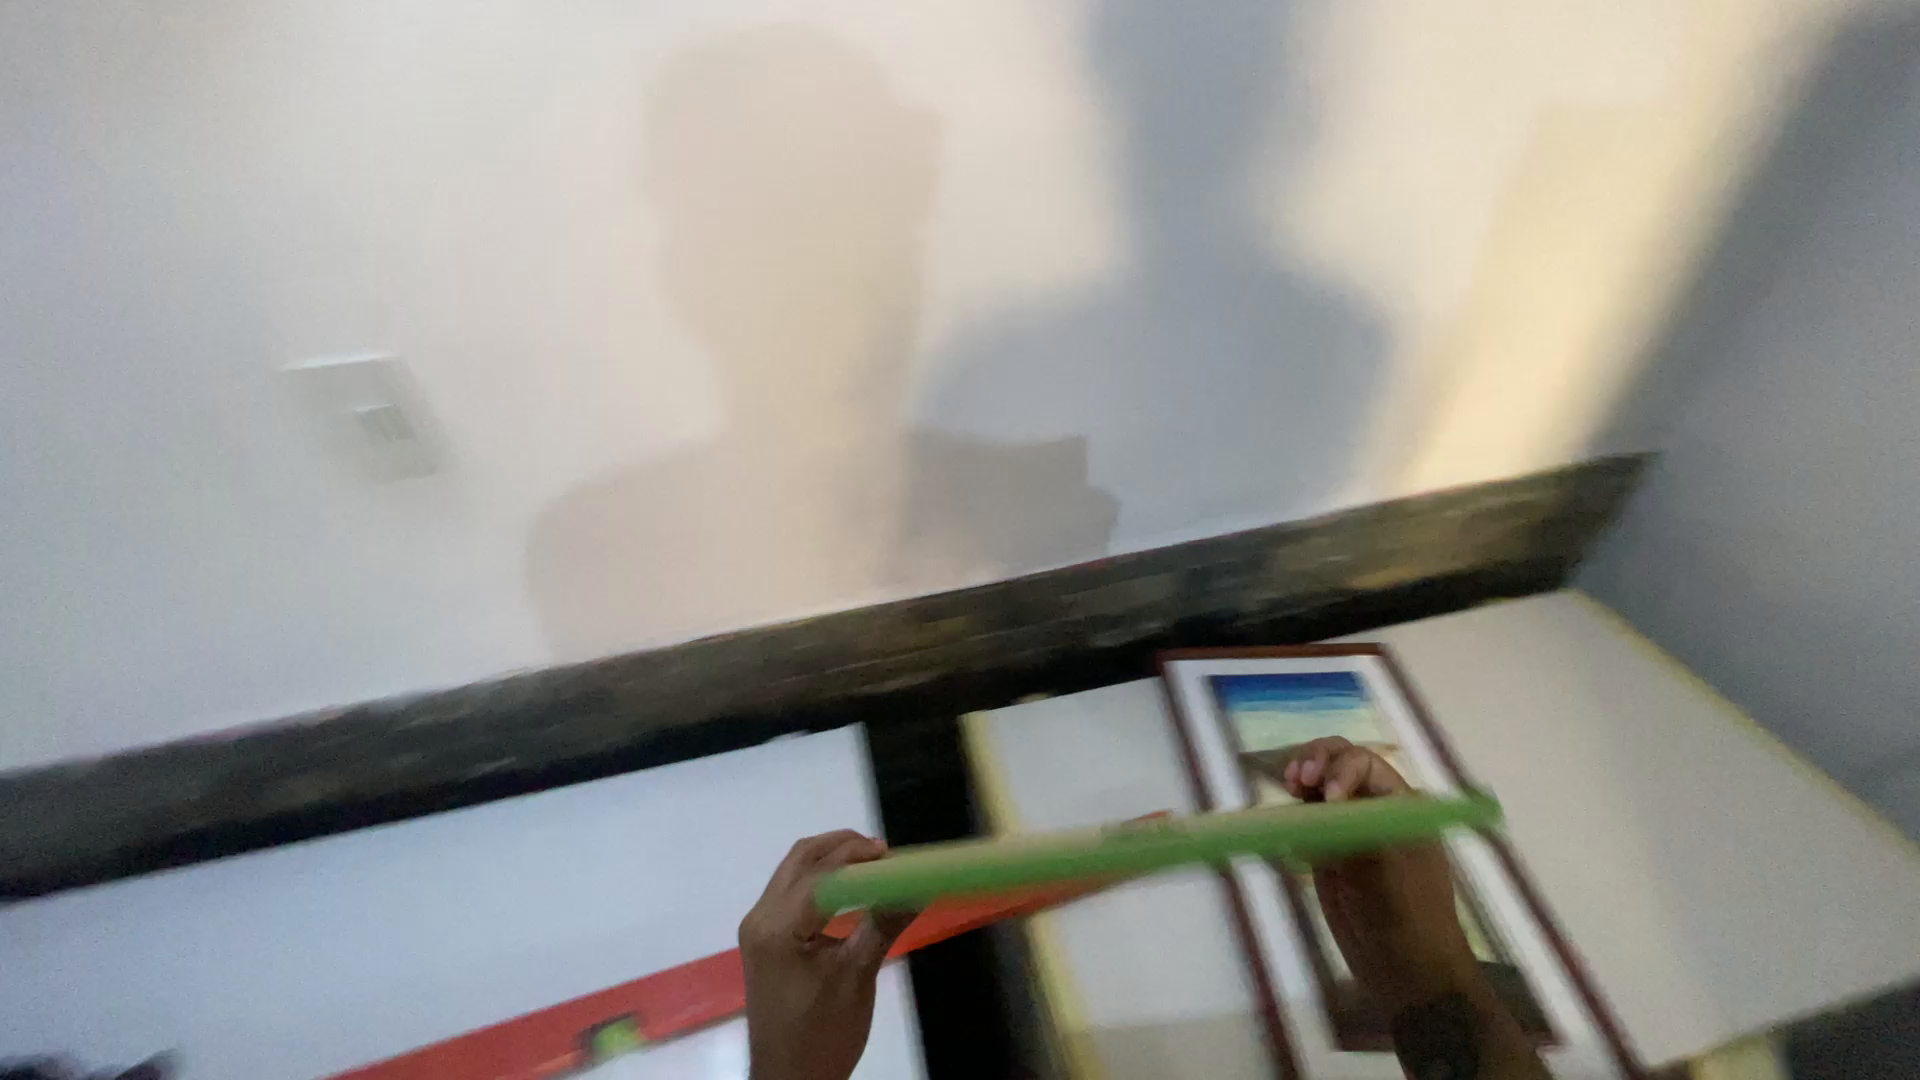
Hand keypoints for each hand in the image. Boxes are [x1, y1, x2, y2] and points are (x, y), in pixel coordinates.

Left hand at [739, 831, 913, 1079]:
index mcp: (777, 928)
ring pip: (795, 869)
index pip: (820, 874)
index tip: (893, 854)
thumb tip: (917, 884)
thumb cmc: (822, 1036)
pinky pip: (792, 889)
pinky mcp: (765, 937)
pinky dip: (821, 878)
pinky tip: (850, 887)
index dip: (858, 856)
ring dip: (831, 859)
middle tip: (882, 852)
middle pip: (801, 858)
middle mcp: (760, 917)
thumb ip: (884, 923)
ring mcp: (759, 927)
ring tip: (871, 864)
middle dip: (842, 846)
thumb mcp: (857, 978)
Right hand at [1274, 737, 1480, 1014]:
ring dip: (1301, 775)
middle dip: (1315, 760)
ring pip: (1319, 780)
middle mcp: (1374, 805)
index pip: (1364, 764)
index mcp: (1401, 804)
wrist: (1404, 968)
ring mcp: (1348, 824)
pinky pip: (1306, 812)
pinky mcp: (1326, 844)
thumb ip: (1359, 830)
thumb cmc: (1410, 916)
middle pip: (1339, 760)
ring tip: (1288, 785)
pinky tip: (1285, 808)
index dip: (1340, 771)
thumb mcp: (1390, 869)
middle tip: (1295, 778)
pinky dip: (1292, 805)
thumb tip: (1323, 802)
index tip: (1326, 798)